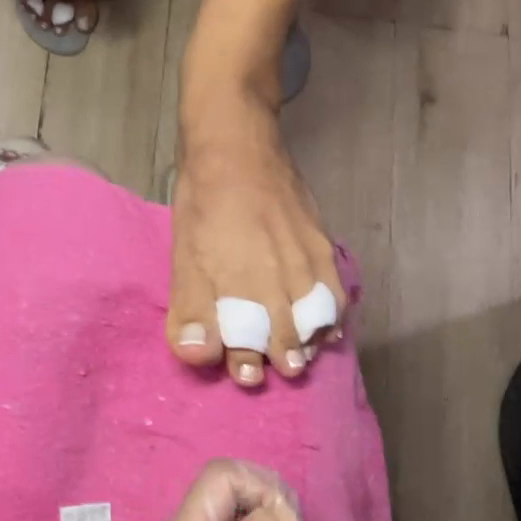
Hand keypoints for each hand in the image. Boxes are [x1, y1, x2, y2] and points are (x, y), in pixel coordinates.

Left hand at [169, 87, 344, 385]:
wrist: (238, 146)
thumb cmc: (202, 200)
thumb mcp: (184, 252)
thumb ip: (191, 306)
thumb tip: (198, 356)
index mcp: (238, 282)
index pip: (248, 342)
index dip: (246, 363)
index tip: (243, 374)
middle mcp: (279, 278)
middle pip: (287, 337)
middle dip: (279, 359)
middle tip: (275, 369)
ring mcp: (307, 262)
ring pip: (315, 320)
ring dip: (307, 343)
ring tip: (298, 357)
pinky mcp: (324, 246)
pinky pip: (335, 295)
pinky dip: (331, 318)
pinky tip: (324, 328)